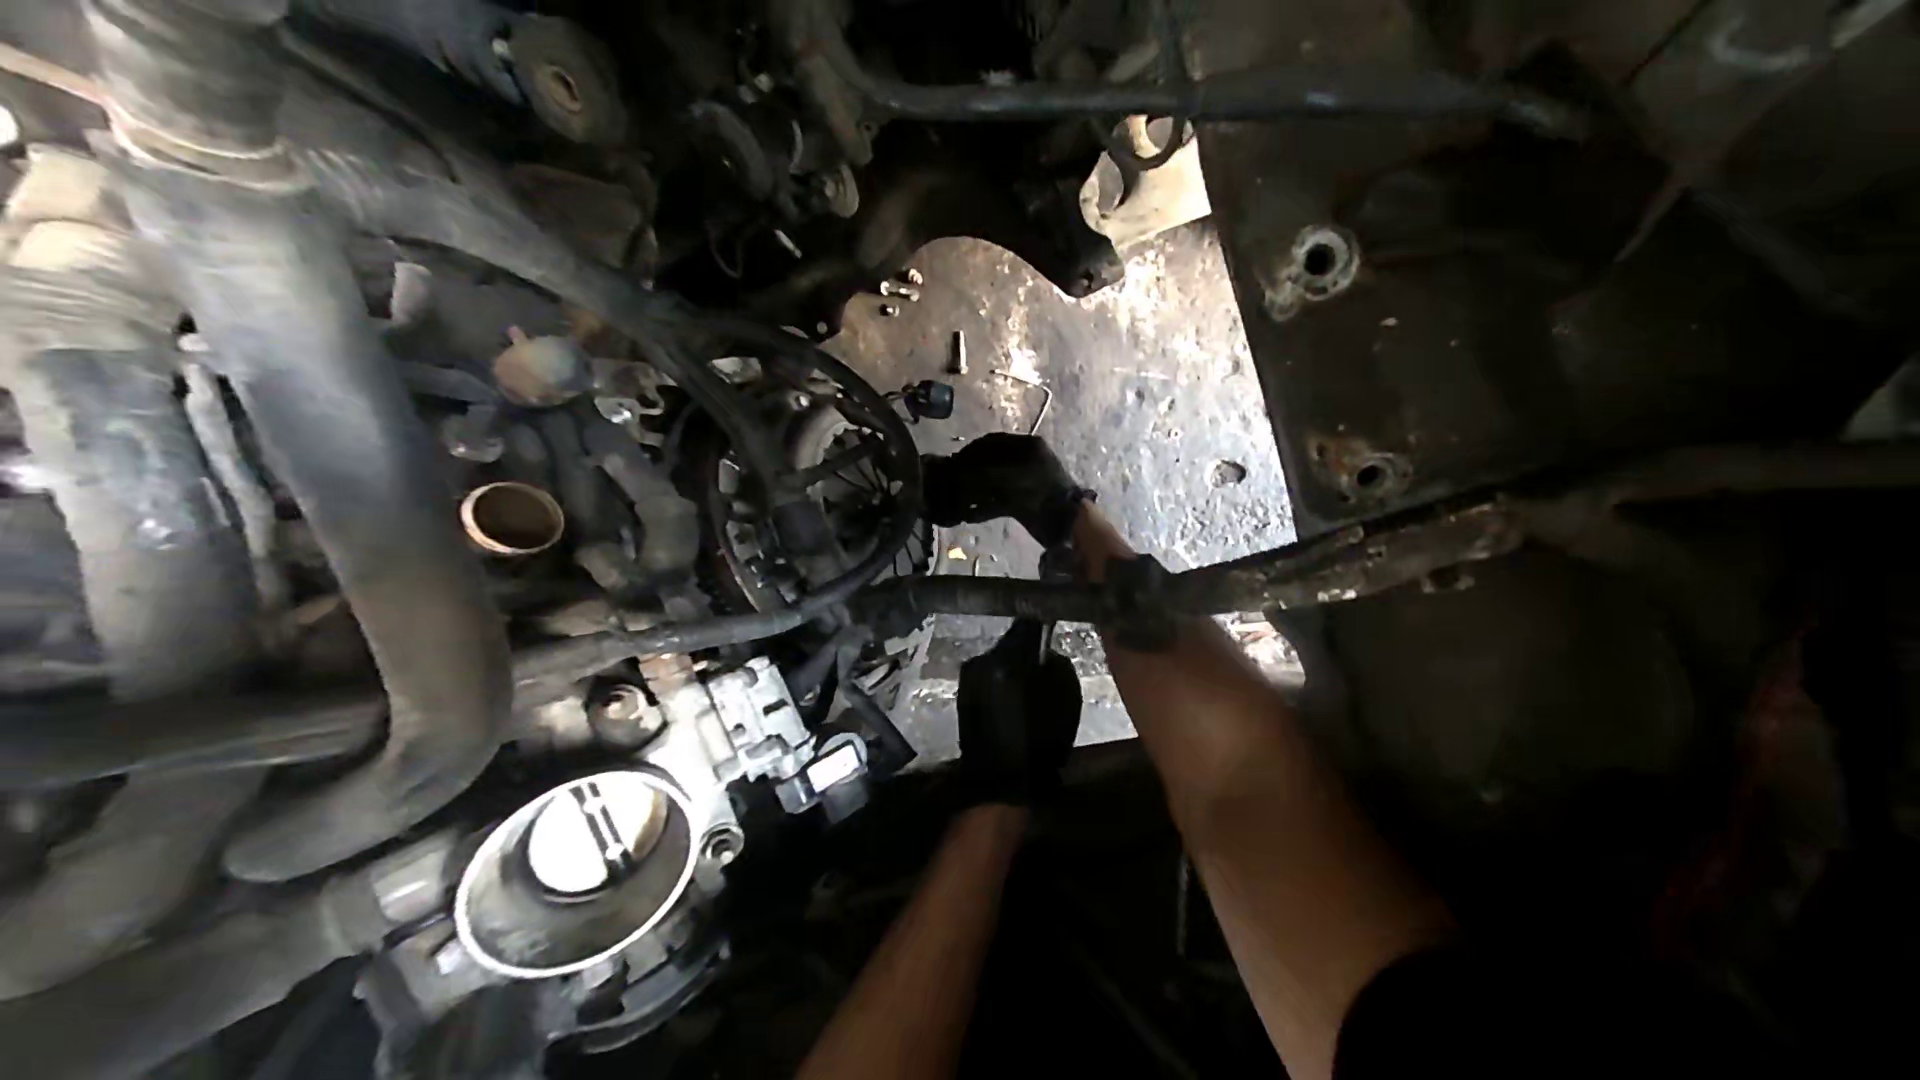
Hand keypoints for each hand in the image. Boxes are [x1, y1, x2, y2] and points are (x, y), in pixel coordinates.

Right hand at [921, 434, 1092, 547]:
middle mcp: (1028, 460)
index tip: (954, 462)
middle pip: (992, 462)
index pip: (992, 442)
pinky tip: (971, 515)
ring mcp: (1027, 481)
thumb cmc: (1042, 493)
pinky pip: (1001, 499)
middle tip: (952, 481)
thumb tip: (957, 475)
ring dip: (976, 491)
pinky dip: (986, 506)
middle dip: (971, 473)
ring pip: (994, 482)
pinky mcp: (1027, 501)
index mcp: (1028, 446)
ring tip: (958, 499)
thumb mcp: (1008, 481)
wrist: (1067, 523)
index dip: (971, 452)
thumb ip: (982, 476)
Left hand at [956, 619, 1082, 805]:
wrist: (1000, 781)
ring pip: (998, 660)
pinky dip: (1000, 681)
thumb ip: (1058, 666)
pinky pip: (988, 676)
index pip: (1027, 627)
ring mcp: (968, 677)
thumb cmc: (1039, 742)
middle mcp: (982, 660)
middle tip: (1044, 663)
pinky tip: (1012, 700)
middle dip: (1026, 650)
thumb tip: (1048, 651)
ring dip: (1012, 667)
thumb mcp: (1065, 702)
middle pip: (1010, 643)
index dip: (1041, 627)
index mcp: (1008, 659)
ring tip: (1029, 685)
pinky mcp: (962, 693)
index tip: (1051, 630)